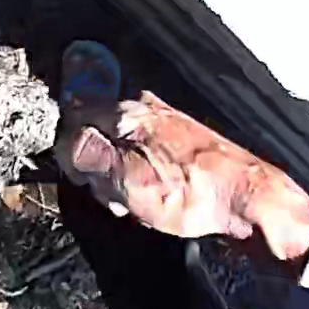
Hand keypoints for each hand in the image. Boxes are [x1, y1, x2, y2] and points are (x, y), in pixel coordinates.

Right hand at [58, 91, 308, 260]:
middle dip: (99, 169)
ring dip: (121, 177)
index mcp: (127, 112)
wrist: (246, 196)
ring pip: (120, 147)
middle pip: (97, 134)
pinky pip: (143, 154)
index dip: (72, 154)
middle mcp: (145, 107)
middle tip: (117, 197)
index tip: (83, 180)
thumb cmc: (190, 192)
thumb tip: (63, 141)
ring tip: (142, 202)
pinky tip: (159, 196)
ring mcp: (164, 120)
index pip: (75, 118)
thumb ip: (89, 156)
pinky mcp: (178, 137)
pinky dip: (143, 176)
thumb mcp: (128, 181)